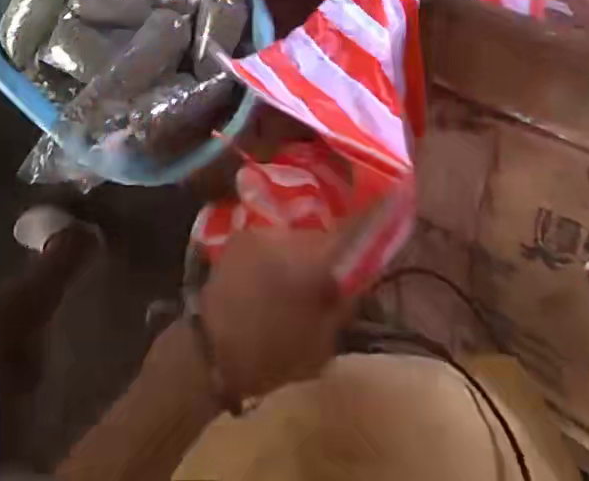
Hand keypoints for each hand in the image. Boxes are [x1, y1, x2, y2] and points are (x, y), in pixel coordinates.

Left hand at [196, 226, 354, 400]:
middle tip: (334, 277)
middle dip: (330, 252)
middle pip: (321, 235)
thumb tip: (356, 278)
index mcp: (311, 260)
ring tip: (301, 279)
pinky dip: (280, 253)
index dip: (366, 232)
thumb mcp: (323, 340)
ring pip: (295, 236)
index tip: (376, 236)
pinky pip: (272, 239)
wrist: (212, 351)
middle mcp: (285, 236)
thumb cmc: (274, 355)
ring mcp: (259, 233)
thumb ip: (343, 302)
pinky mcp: (239, 238)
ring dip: (302, 252)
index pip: (349, 233)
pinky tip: (277, 275)